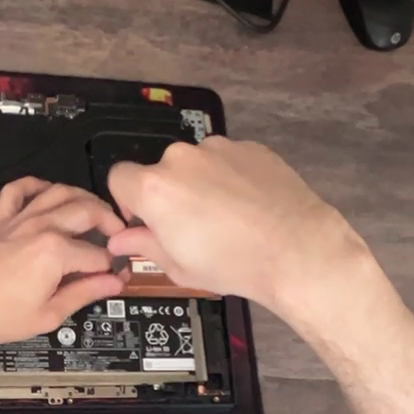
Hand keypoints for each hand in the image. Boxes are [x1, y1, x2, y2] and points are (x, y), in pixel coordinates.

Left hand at [0, 178, 126, 348]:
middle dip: (111, 222)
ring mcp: (18, 219)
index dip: (114, 266)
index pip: (99, 254)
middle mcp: (39, 227)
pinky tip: (48, 192)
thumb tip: (112, 283)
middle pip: (88, 211)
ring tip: (96, 211)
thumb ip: (85, 293)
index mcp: (55, 252)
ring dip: (83, 197)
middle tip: (118, 236)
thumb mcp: (49, 314)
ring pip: (59, 192)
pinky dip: (35, 185)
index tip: (118, 275)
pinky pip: (18, 190)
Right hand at [106, 137, 371, 312]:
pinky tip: (244, 208)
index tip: (142, 220)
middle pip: (159, 171)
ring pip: (194, 165)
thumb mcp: (178, 265)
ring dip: (199, 186)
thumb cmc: (234, 263)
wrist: (295, 250)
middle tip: (188, 229)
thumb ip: (144, 245)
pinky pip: (226, 161)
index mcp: (155, 188)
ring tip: (222, 220)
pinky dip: (229, 180)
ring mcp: (218, 149)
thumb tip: (123, 239)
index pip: (118, 178)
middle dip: (167, 196)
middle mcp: (182, 159)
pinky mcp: (249, 147)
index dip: (126, 201)